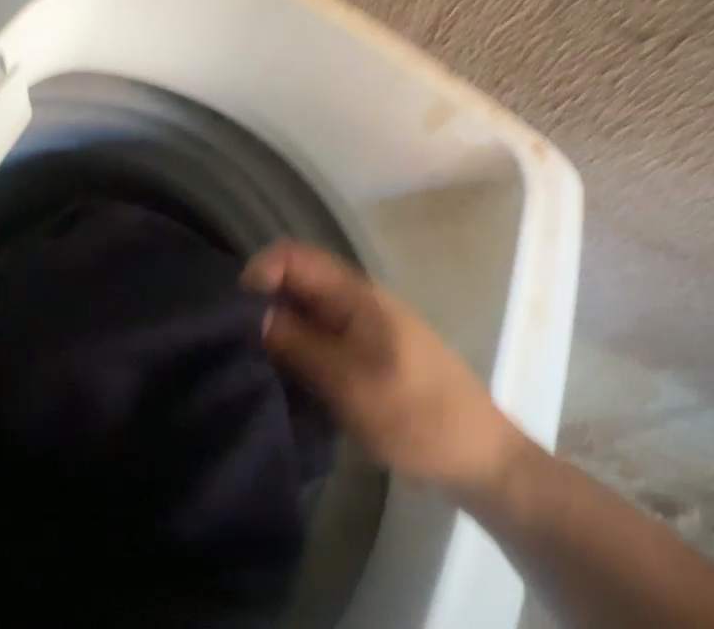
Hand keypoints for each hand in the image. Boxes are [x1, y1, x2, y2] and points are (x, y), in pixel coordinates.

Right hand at [240, 242, 527, 498]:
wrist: (481, 459)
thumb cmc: (416, 417)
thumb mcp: (348, 383)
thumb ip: (297, 344)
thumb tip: (250, 314)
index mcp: (356, 295)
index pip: (293, 255)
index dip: (258, 273)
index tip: (233, 317)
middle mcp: (357, 301)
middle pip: (296, 280)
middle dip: (261, 303)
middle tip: (235, 345)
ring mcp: (364, 327)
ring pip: (305, 310)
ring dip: (278, 329)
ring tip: (251, 363)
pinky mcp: (366, 354)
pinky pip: (320, 336)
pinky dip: (297, 349)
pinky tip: (283, 378)